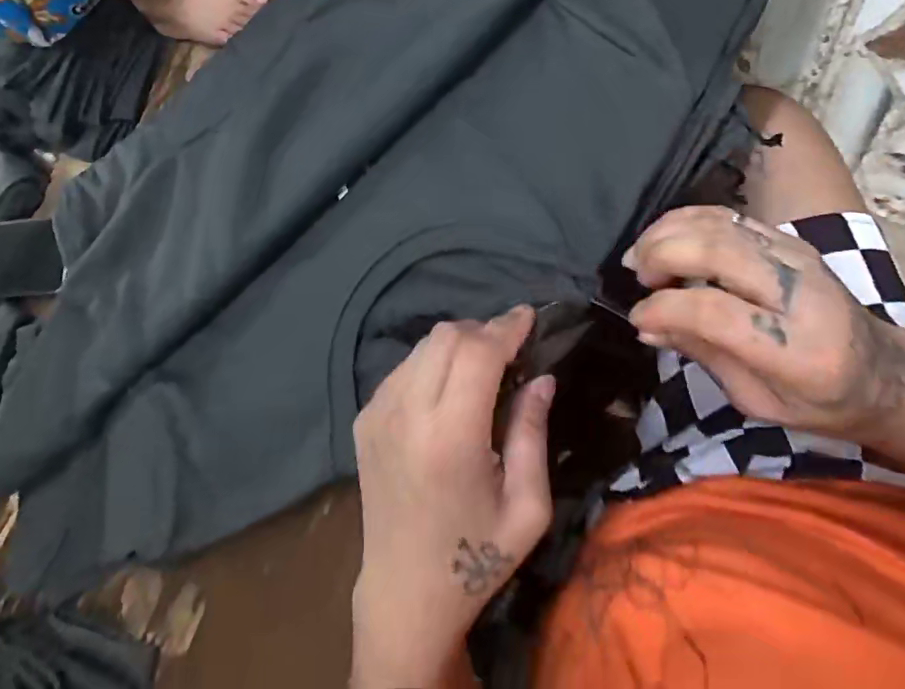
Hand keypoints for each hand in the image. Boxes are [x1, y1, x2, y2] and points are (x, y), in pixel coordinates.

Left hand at [351, 307, 555, 688]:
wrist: (404, 588)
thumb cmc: (475, 556)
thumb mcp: (527, 507)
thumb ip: (532, 433)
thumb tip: (541, 378)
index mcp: (450, 436)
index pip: (477, 352)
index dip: (506, 327)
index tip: (529, 317)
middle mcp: (406, 413)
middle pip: (445, 336)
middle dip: (483, 330)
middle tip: (511, 348)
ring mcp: (377, 412)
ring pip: (421, 347)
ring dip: (456, 345)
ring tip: (482, 368)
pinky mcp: (363, 418)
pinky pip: (402, 369)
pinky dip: (431, 365)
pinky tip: (447, 392)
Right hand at [621, 206, 904, 443]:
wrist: (885, 373)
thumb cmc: (820, 400)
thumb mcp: (758, 401)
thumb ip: (704, 356)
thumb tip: (648, 327)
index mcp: (800, 350)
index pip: (714, 312)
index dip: (662, 310)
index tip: (637, 319)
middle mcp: (802, 293)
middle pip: (715, 251)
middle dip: (660, 256)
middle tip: (637, 277)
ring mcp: (798, 257)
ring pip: (717, 224)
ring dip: (666, 233)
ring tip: (642, 258)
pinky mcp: (789, 239)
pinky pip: (726, 215)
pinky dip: (685, 221)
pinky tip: (664, 240)